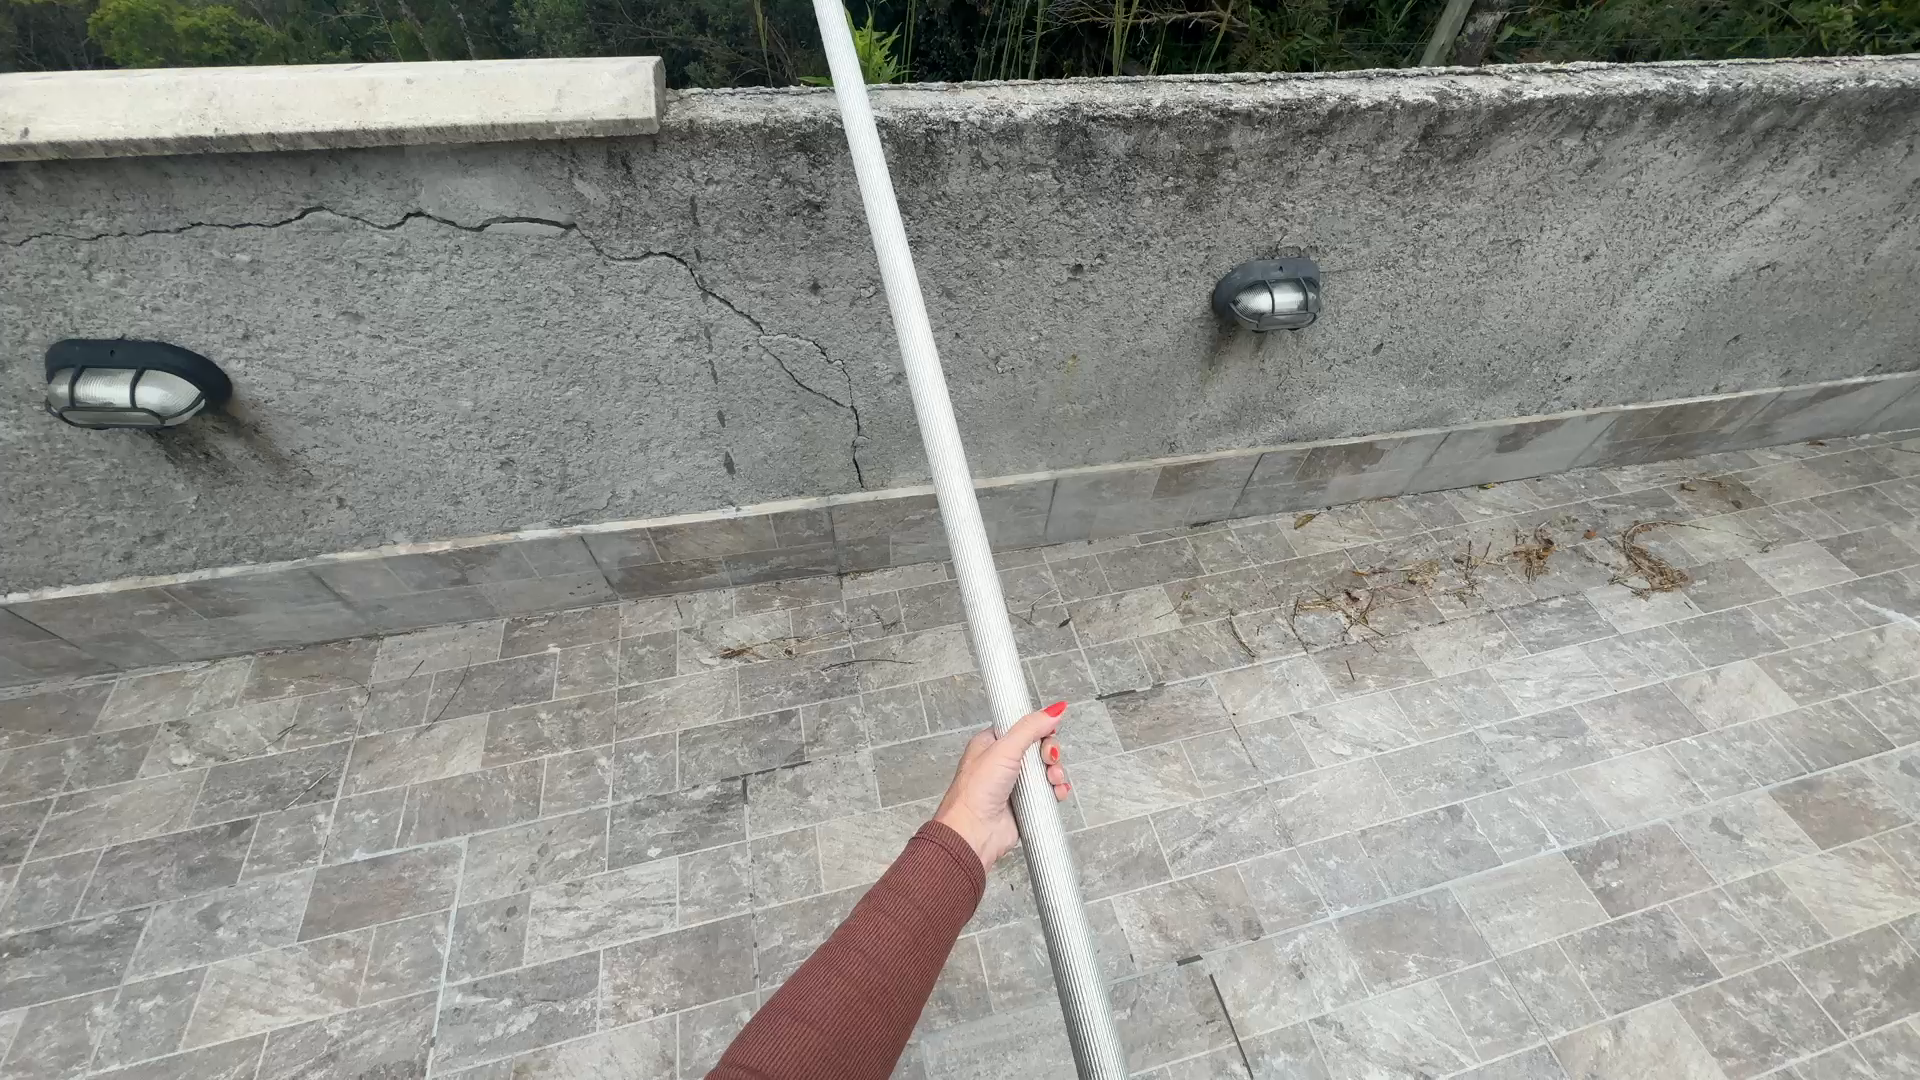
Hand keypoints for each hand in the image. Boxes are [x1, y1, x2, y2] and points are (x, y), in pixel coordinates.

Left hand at [932, 702, 1070, 869]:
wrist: (974, 833)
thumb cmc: (975, 793)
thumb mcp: (1005, 749)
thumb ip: (1030, 728)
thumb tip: (1053, 711)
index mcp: (991, 744)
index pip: (1023, 727)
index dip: (1038, 729)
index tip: (1047, 733)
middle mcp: (1003, 763)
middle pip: (1038, 748)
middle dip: (1050, 753)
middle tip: (1048, 759)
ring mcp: (1015, 784)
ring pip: (1046, 770)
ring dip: (1055, 772)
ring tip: (1053, 778)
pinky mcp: (1025, 803)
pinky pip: (1048, 792)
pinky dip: (1056, 790)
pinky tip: (1057, 791)